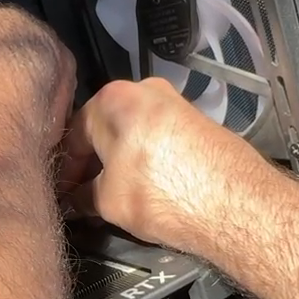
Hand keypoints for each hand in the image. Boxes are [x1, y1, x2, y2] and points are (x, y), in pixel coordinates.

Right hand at [59, 78, 269, 253]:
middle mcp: (145, 91)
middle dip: (91, 164)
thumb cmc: (167, 195)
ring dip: (117, 164)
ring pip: (132, 135)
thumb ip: (82, 196)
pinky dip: (144, 163)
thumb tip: (76, 200)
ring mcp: (175, 105)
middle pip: (104, 129)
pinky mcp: (199, 124)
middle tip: (81, 196)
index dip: (64, 169)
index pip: (72, 133)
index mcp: (114, 98)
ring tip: (110, 197)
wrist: (236, 207)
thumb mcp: (106, 202)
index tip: (61, 191)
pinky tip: (143, 191)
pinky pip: (157, 141)